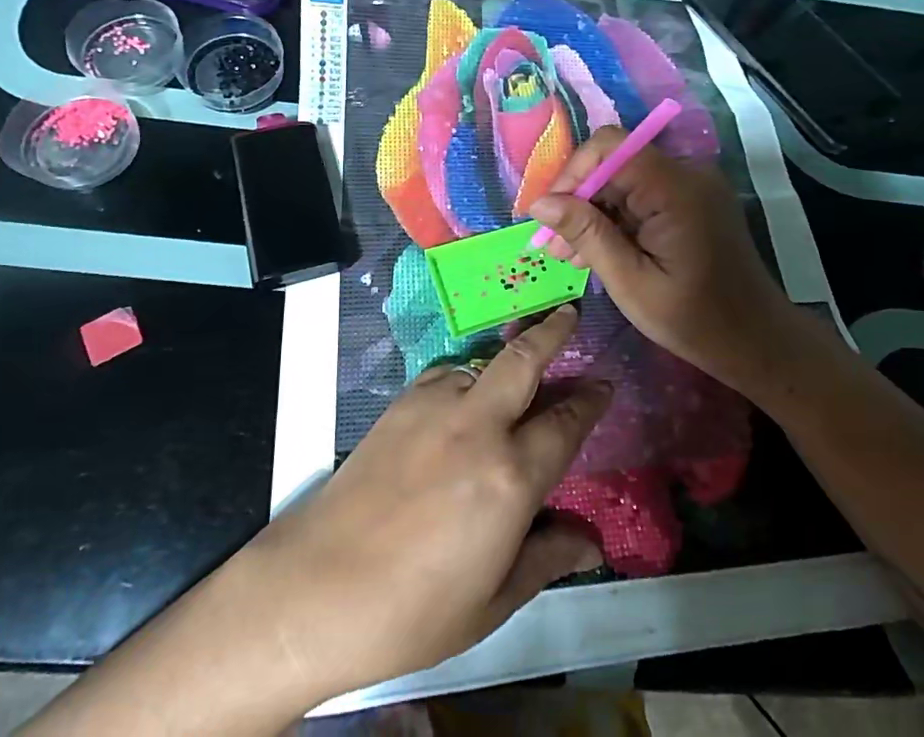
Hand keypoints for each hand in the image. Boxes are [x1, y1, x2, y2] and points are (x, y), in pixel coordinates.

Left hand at [235, 305, 610, 699]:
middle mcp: (475, 428)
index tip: (604, 383)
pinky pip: (441, 377)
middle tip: (568, 313)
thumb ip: (546, 557)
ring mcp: (429, 412)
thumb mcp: (494, 600)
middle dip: (550, 332)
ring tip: (517, 359)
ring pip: (477, 364)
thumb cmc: (415, 610)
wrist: (319, 586)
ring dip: (502, 358)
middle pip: (521, 363)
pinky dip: (462, 376)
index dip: (589, 400)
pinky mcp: (394, 410)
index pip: (565, 423)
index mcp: (510, 477)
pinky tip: (464, 396)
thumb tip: (589, 541)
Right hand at [527, 127, 804, 391]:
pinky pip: (638, 196)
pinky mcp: (688, 203)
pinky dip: (612, 219)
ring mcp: (689, 188)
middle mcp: (685, 175)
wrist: (755, 341)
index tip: (547, 216)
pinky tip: (595, 252)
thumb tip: (539, 203)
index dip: (571, 174)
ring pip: (620, 181)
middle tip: (553, 246)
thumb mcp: (629, 280)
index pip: (608, 147)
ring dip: (590, 213)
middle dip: (575, 199)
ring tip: (569, 256)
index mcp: (675, 189)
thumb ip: (586, 234)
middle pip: (612, 163)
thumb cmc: (693, 319)